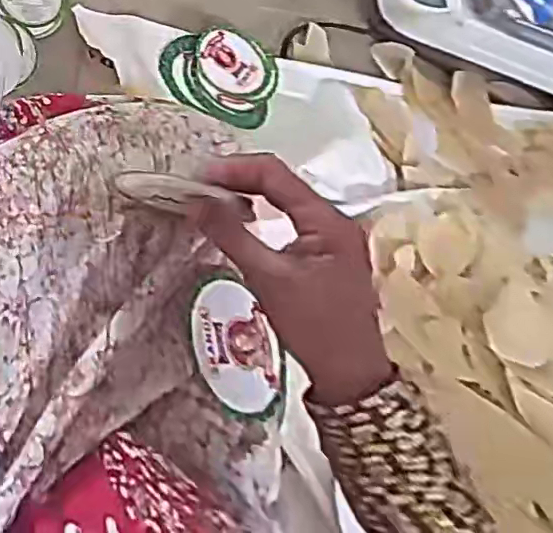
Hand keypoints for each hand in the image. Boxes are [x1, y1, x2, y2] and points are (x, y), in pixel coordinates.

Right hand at [190, 154, 393, 404]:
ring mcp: (332, 234)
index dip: (234, 169)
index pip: (274, 173)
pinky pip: (287, 214)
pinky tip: (240, 217)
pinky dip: (260, 210)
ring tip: (213, 198)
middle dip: (238, 178)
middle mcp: (333, 218)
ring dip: (247, 192)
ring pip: (283, 195)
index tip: (200, 177)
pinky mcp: (325, 249)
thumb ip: (230, 234)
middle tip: (201, 186)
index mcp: (326, 219)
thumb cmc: (316, 331)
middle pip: (279, 179)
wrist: (355, 383)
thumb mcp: (267, 279)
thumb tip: (196, 201)